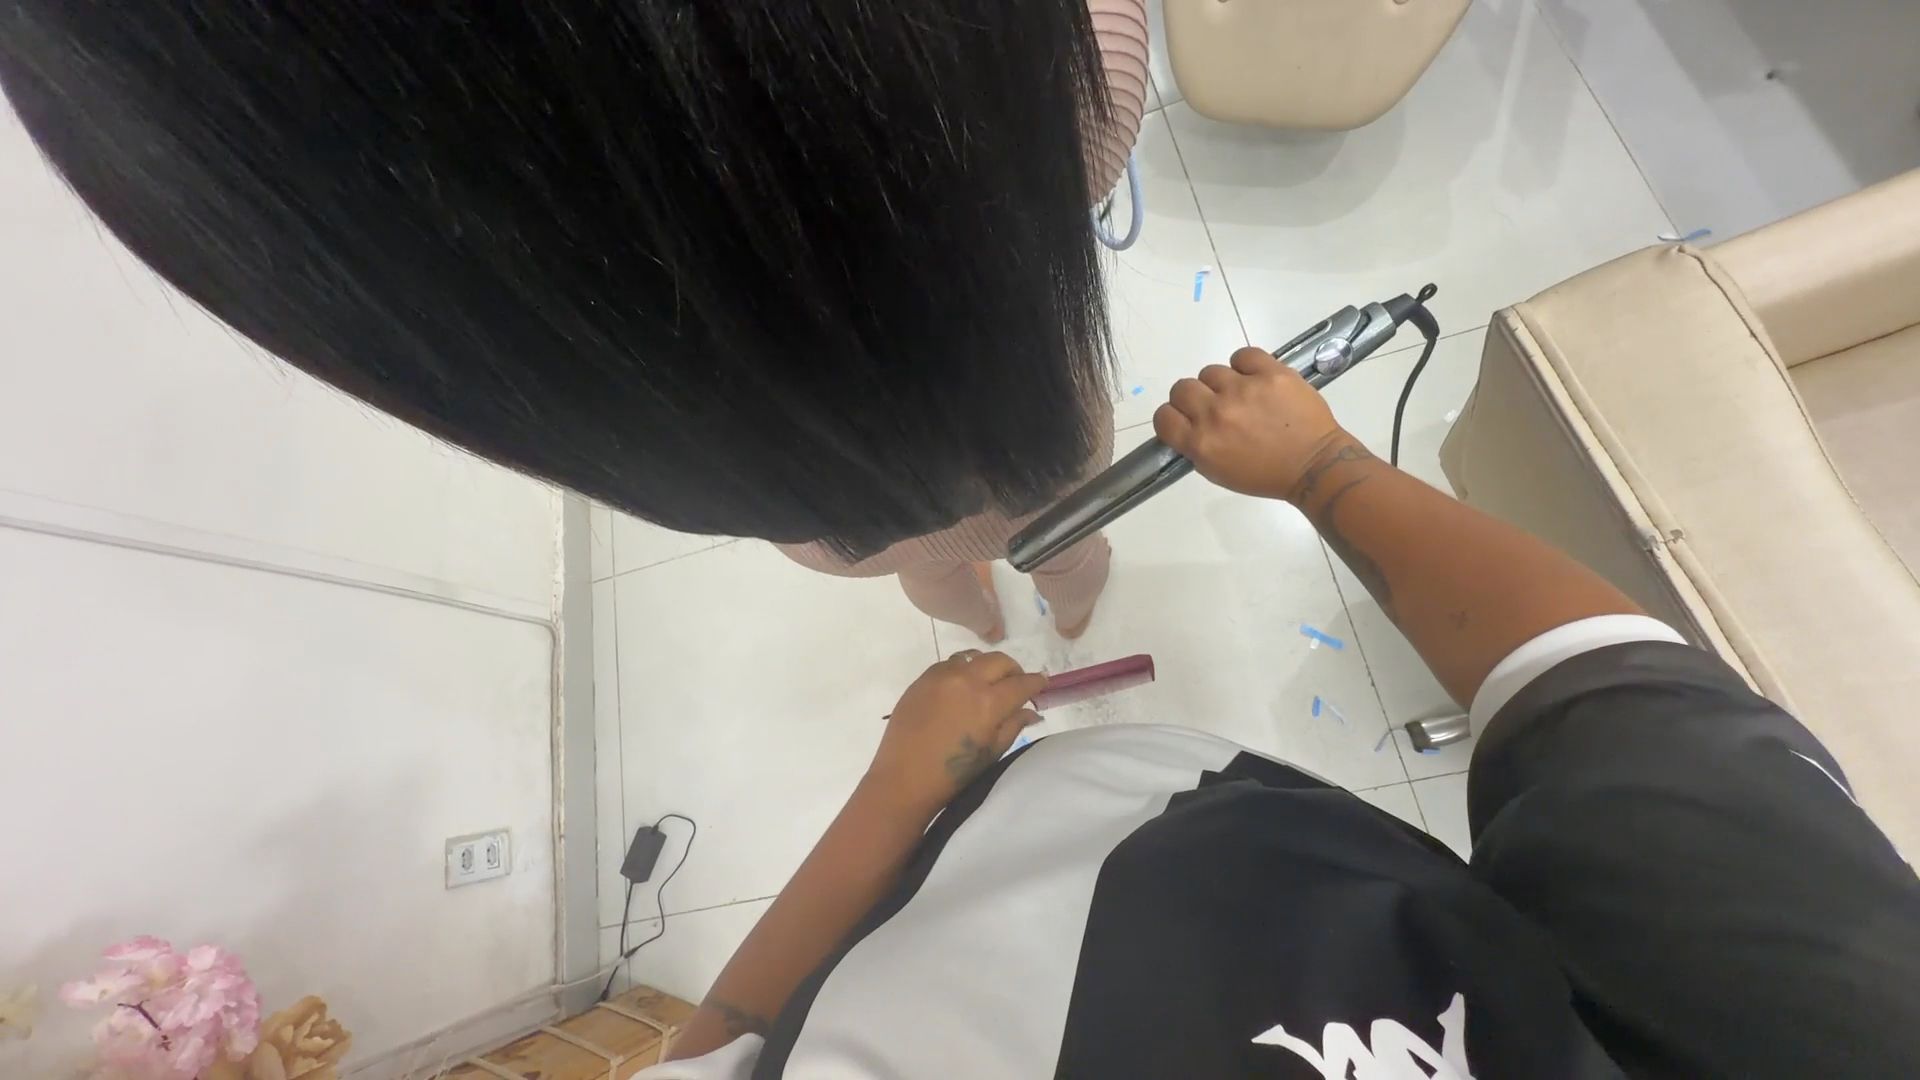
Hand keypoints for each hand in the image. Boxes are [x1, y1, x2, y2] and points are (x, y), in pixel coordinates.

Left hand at [864, 651, 1047, 816]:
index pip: (1021, 683)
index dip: (1036, 682)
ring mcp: (941, 676)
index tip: (1043, 683)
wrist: (904, 779)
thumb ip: (1014, 725)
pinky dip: (961, 669)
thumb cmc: (953, 773)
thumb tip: (1032, 711)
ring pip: (972, 656)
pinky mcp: (922, 679)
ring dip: (986, 666)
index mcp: (988, 702)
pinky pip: (948, 664)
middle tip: (1016, 684)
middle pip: (999, 661)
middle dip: (1013, 670)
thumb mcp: (992, 752)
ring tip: (987, 683)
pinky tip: (961, 687)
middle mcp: (966, 680)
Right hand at [1153, 346, 1355, 502]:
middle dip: (1193, 398)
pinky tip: (1253, 378)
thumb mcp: (1216, 472)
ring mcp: (1244, 390)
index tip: (1185, 420)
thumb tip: (1185, 425)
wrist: (1313, 465)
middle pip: (1182, 388)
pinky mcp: (1271, 373)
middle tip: (1212, 406)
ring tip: (1240, 395)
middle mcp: (1216, 413)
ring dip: (1220, 383)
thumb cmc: (1263, 475)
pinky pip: (1244, 355)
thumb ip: (1194, 447)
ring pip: (1211, 371)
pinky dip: (1245, 365)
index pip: (1164, 416)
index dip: (1171, 417)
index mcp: (1201, 443)